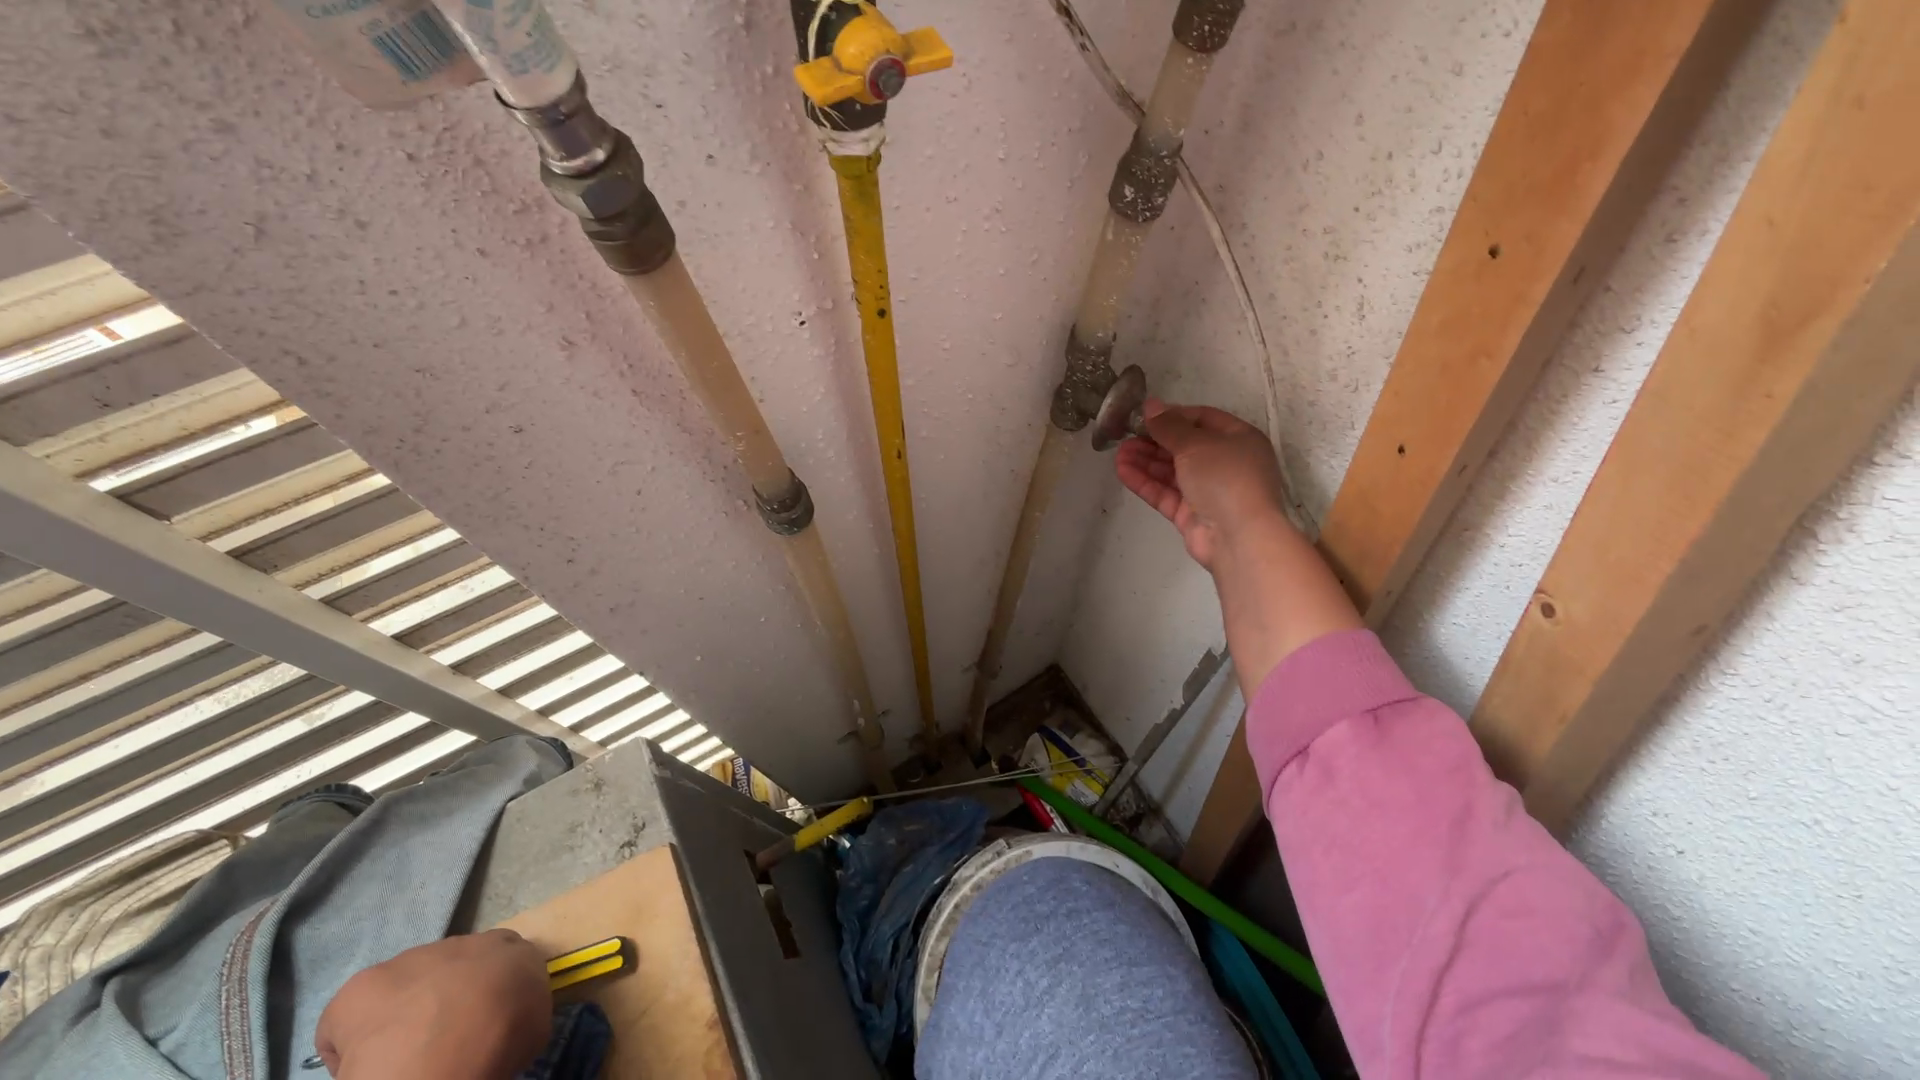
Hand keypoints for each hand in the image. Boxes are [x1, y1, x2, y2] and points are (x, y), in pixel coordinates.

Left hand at [315, 929, 551, 1079]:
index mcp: (511, 951)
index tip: (487, 1019)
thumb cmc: (498, 1045)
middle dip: (447, 996)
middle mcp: (462, 944)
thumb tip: (508, 1017)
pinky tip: (363, 1065)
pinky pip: (351, 1016)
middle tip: (445, 1038)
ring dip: (405, 1010)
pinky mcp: (361, 986)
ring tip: (403, 1056)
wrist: (443, 1056)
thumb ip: (523, 1010)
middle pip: (453, 968)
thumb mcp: (535, 1030)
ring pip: (405, 986)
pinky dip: (353, 1039)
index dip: (494, 990)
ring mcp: (409, 960)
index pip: (507, 959)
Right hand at [1114, 399, 1294, 570]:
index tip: (1145, 416)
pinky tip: (1123, 471)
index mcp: (1239, 439)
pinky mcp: (1192, 514)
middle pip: (1185, 446)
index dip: (1174, 415)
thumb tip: (1151, 405)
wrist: (1239, 536)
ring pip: (1172, 471)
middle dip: (1154, 441)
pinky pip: (1166, 493)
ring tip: (1119, 452)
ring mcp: (1208, 491)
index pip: (1203, 419)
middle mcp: (1225, 463)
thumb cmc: (1225, 477)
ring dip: (1146, 461)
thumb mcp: (1196, 444)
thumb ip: (1169, 425)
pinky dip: (1145, 482)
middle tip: (1126, 435)